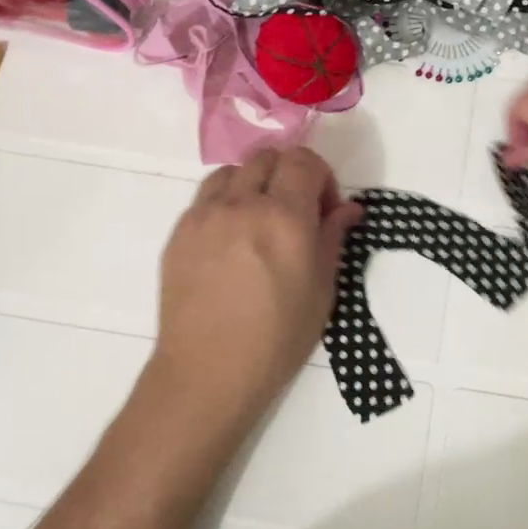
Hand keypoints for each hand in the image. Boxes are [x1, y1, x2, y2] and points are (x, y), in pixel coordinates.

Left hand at [151, 148, 361, 414]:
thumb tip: (348, 209)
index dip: (321, 177)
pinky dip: (226, 203)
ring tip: (260, 221)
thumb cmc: (276, 339)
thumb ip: (332, 239)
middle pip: (268, 157)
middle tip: (296, 214)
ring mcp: (204, 215)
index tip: (325, 210)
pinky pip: (206, 197)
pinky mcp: (179, 232)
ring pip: (232, 171)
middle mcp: (242, 204)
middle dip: (289, 175)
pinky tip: (232, 240)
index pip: (303, 161)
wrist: (208, 371)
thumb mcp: (321, 292)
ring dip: (254, 183)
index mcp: (285, 218)